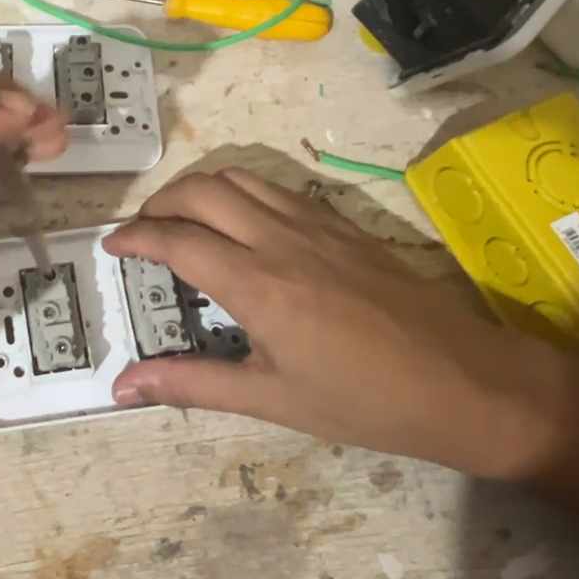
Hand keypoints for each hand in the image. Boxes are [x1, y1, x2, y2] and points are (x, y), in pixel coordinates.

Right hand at [104, 169, 578, 554]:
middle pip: (200, 191)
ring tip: (183, 218)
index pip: (175, 240)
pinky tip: (241, 220)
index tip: (111, 246)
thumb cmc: (364, 401)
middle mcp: (278, 239)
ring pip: (238, 177)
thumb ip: (191, 382)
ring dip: (198, 188)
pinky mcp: (342, 221)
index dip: (134, 237)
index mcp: (255, 284)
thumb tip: (121, 386)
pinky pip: (275, 186)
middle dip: (158, 202)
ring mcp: (314, 223)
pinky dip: (240, 189)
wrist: (467, 382)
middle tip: (142, 232)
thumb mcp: (271, 399)